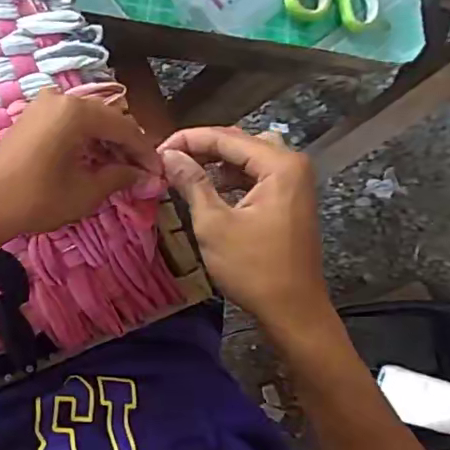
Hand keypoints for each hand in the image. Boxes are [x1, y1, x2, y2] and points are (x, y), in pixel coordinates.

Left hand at [0, 91, 156, 244]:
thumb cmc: (36, 199)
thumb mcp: (85, 191)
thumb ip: (119, 177)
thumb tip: (143, 176)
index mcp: (76, 111)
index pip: (125, 127)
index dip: (144, 152)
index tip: (157, 173)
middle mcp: (60, 99)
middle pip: (106, 119)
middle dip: (125, 146)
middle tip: (139, 174)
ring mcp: (41, 106)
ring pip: (87, 121)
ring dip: (104, 144)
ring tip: (117, 172)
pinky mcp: (29, 118)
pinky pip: (66, 123)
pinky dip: (83, 141)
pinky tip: (91, 163)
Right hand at [158, 126, 329, 320]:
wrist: (293, 311)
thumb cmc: (254, 268)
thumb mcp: (214, 224)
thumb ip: (192, 183)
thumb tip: (168, 155)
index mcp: (279, 165)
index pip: (225, 137)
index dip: (187, 140)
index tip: (156, 151)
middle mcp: (291, 165)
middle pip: (238, 142)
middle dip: (200, 148)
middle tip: (166, 159)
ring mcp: (293, 182)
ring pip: (246, 157)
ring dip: (214, 161)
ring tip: (182, 170)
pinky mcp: (289, 198)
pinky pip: (254, 174)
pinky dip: (230, 177)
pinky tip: (208, 188)